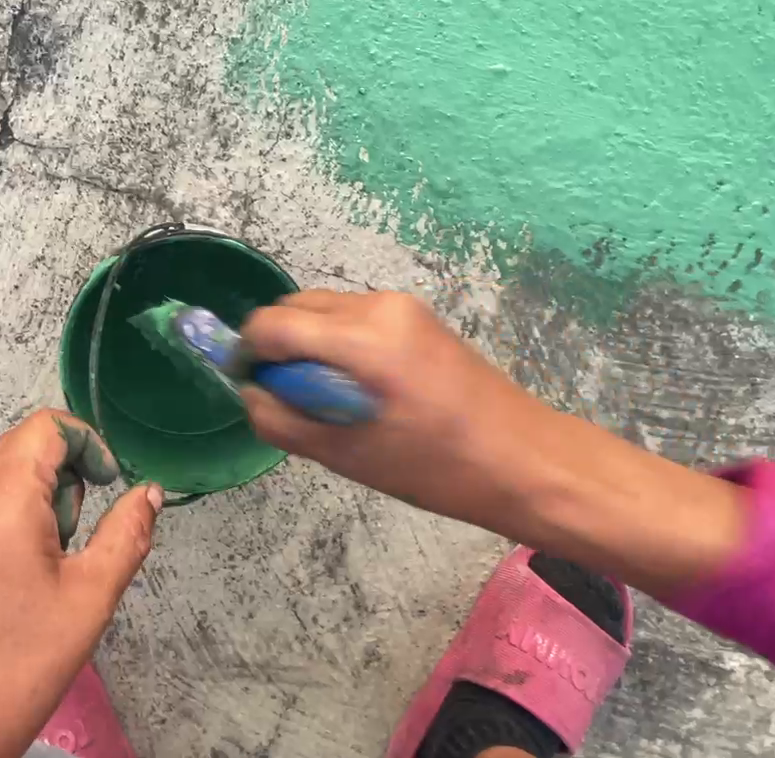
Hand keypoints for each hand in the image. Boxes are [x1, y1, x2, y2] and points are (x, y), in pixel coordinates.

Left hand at [0, 411, 163, 757]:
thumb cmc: (16, 666)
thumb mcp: (88, 600)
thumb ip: (126, 535)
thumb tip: (148, 492)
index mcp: (2, 497)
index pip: (47, 426)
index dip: (88, 442)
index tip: (108, 485)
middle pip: (23, 447)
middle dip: (64, 477)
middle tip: (76, 540)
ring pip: (0, 476)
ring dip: (36, 500)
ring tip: (46, 567)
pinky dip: (6, 518)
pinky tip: (11, 582)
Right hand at [238, 291, 552, 527]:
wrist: (527, 461)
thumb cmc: (438, 469)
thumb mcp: (348, 457)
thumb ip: (282, 421)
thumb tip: (250, 393)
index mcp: (361, 341)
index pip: (272, 324)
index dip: (246, 351)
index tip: (249, 383)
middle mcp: (377, 306)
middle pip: (292, 308)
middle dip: (276, 345)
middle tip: (289, 395)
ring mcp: (399, 304)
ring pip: (320, 308)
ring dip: (305, 342)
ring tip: (326, 393)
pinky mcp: (414, 313)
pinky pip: (349, 315)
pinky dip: (333, 340)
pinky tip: (356, 383)